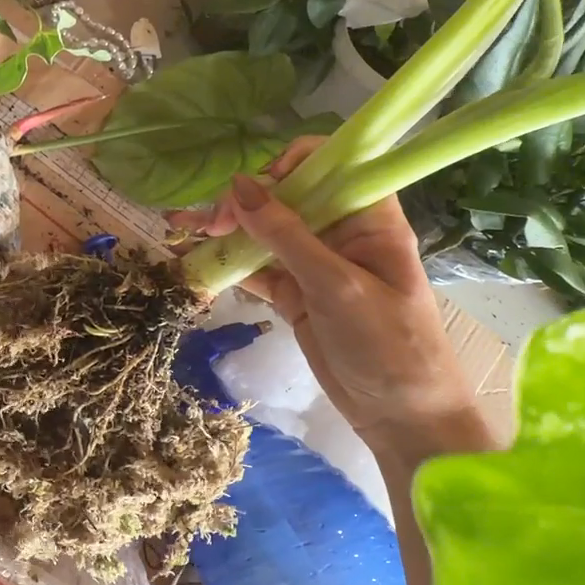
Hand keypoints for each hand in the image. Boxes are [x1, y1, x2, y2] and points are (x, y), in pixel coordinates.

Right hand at [174, 138, 478, 440]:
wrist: (402, 419)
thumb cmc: (389, 347)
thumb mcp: (335, 286)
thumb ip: (284, 234)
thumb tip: (238, 183)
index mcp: (368, 222)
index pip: (331, 167)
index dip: (293, 165)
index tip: (260, 186)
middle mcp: (340, 234)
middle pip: (284, 197)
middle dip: (243, 202)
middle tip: (211, 223)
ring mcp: (312, 263)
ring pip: (261, 230)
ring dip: (223, 228)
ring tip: (182, 230)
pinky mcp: (292, 291)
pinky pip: (251, 264)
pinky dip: (222, 260)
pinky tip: (191, 256)